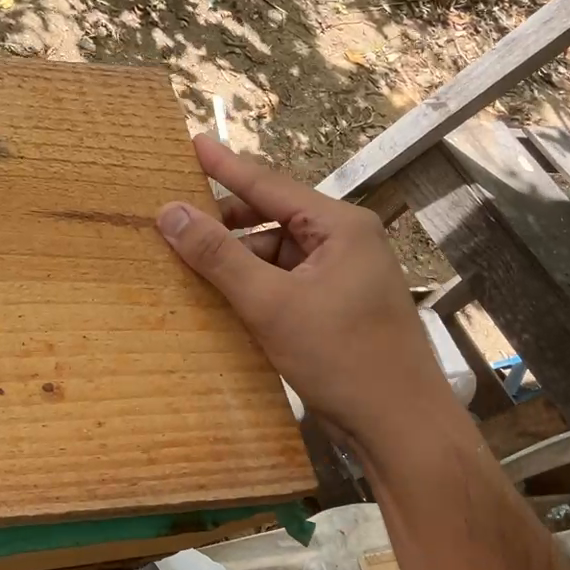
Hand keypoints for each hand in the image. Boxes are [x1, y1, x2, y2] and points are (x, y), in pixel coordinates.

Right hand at [155, 135, 451, 443]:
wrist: (400, 425)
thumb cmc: (342, 356)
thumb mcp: (270, 303)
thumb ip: (217, 255)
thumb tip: (169, 213)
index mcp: (340, 226)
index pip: (270, 184)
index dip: (225, 166)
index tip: (192, 144)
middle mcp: (344, 241)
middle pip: (271, 217)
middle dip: (225, 223)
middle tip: (176, 225)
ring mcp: (341, 275)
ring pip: (274, 252)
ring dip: (235, 260)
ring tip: (191, 270)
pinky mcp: (334, 306)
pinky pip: (282, 280)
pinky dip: (252, 286)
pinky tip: (223, 300)